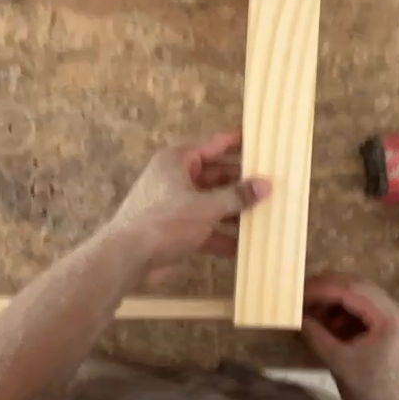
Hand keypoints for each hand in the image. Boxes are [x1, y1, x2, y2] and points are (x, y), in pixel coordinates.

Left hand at [105, 132, 271, 276]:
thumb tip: (265, 185)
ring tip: (265, 216)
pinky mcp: (174, 230)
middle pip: (215, 177)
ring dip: (234, 212)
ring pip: (210, 204)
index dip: (237, 143)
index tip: (260, 141)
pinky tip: (244, 246)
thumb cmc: (165, 222)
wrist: (128, 258)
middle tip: (271, 186)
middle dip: (241, 185)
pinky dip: (220, 235)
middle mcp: (175, 179)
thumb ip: (237, 196)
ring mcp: (174, 205)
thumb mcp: (206, 207)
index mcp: (177, 161)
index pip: (214, 146)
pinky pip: (203, 227)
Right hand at [301, 273, 398, 399]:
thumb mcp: (339, 362)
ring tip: (313, 316)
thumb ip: (317, 335)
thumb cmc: (372, 393)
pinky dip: (346, 317)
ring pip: (362, 300)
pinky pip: (367, 315)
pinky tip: (330, 329)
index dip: (322, 288)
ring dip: (336, 305)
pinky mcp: (394, 334)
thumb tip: (297, 317)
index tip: (298, 293)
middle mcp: (398, 312)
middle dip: (328, 292)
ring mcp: (398, 323)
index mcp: (390, 316)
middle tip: (302, 297)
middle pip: (359, 288)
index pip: (352, 289)